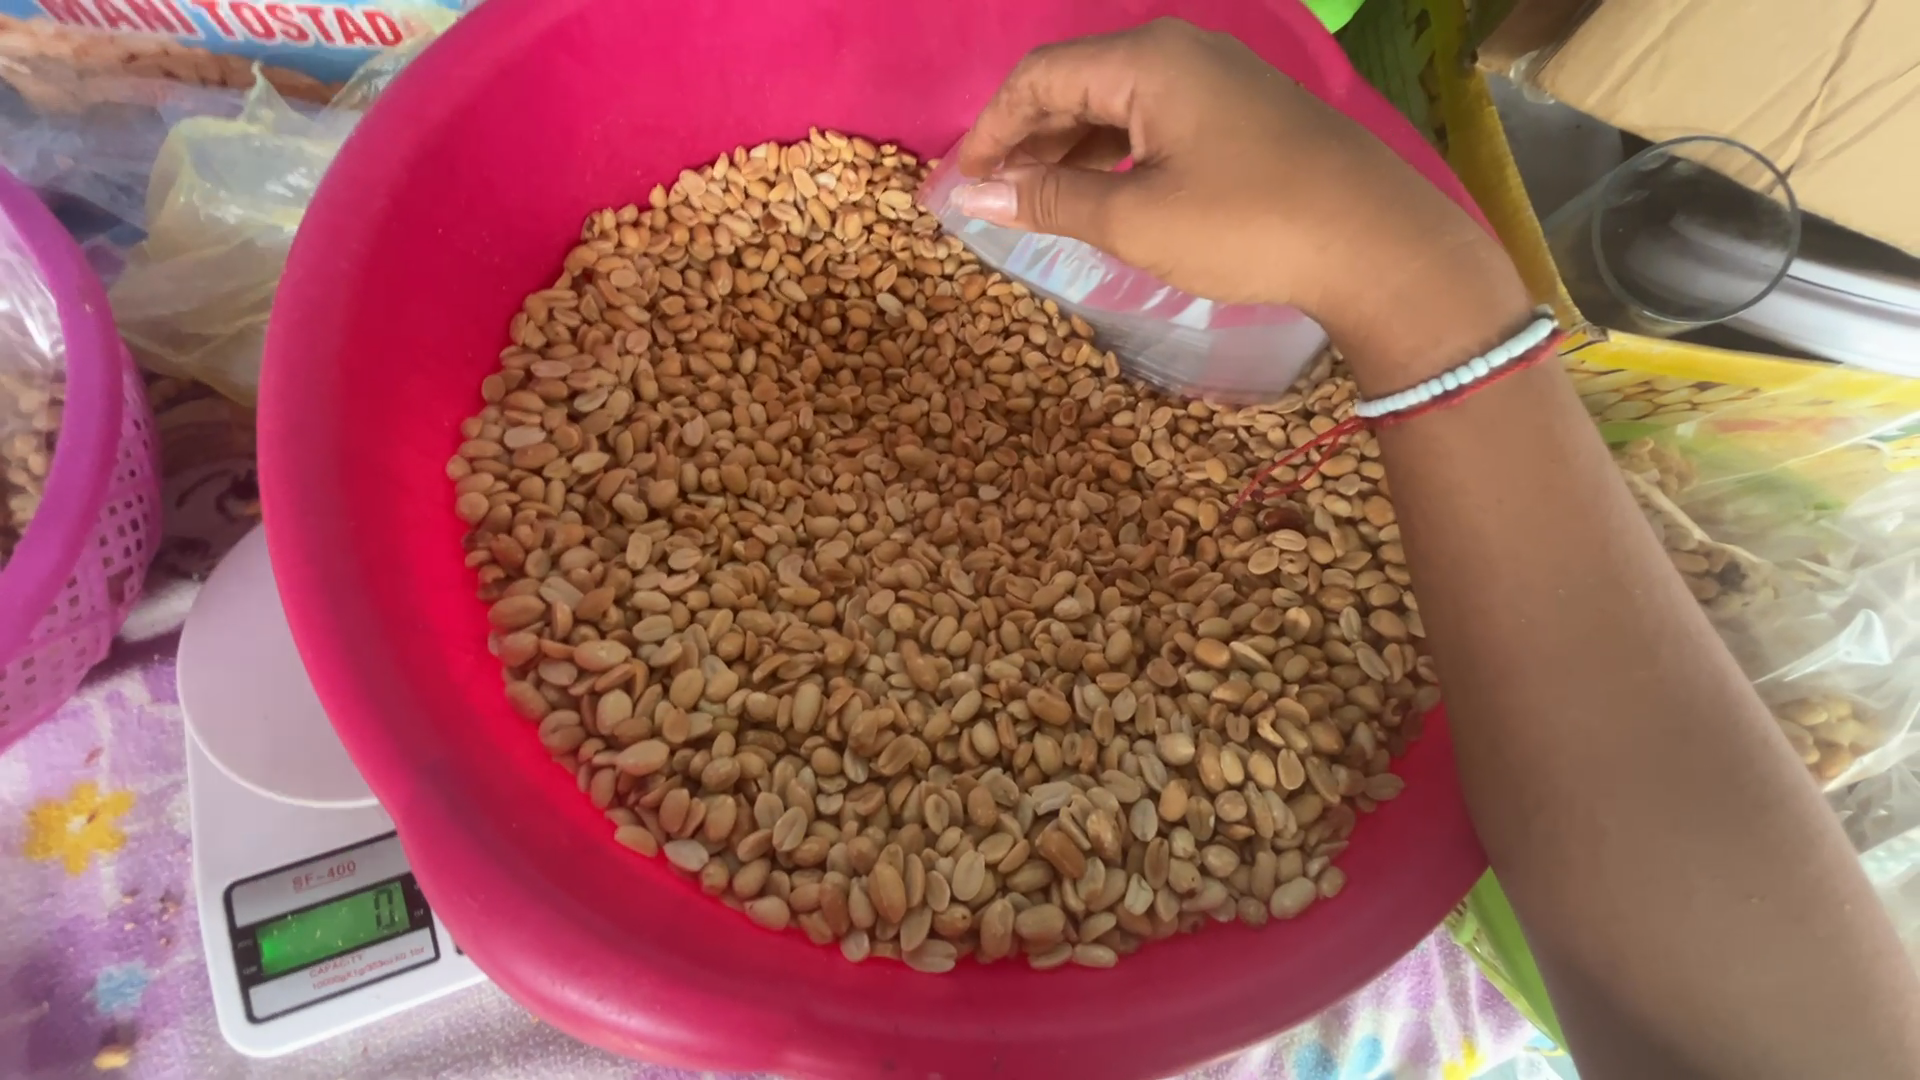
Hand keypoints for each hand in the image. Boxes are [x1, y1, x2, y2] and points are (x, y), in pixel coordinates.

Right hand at [949, 19, 1525, 376]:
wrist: (1371, 242)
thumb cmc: (1243, 227)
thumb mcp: (1133, 220)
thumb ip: (1049, 201)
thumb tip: (976, 194)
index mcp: (1145, 61)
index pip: (1039, 79)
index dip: (990, 131)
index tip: (960, 184)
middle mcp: (1177, 52)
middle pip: (1073, 86)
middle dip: (1024, 141)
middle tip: (990, 198)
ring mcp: (1212, 79)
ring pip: (1112, 108)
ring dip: (1065, 153)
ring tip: (1032, 203)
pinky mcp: (1235, 113)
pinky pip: (1149, 125)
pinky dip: (1110, 159)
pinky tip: (1096, 195)